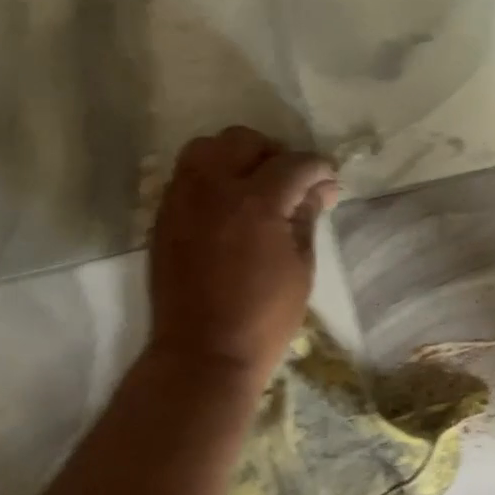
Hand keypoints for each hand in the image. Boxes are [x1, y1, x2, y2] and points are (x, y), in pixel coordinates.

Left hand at [145, 126, 340, 375]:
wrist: (205, 353)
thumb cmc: (264, 320)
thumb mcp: (301, 270)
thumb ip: (306, 220)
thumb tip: (318, 191)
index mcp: (256, 202)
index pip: (294, 164)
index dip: (319, 169)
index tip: (330, 184)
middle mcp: (213, 188)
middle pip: (244, 141)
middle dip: (275, 154)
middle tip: (293, 183)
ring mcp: (182, 199)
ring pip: (207, 148)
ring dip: (236, 157)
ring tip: (254, 187)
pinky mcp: (164, 216)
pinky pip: (187, 176)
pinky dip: (211, 178)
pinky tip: (228, 207)